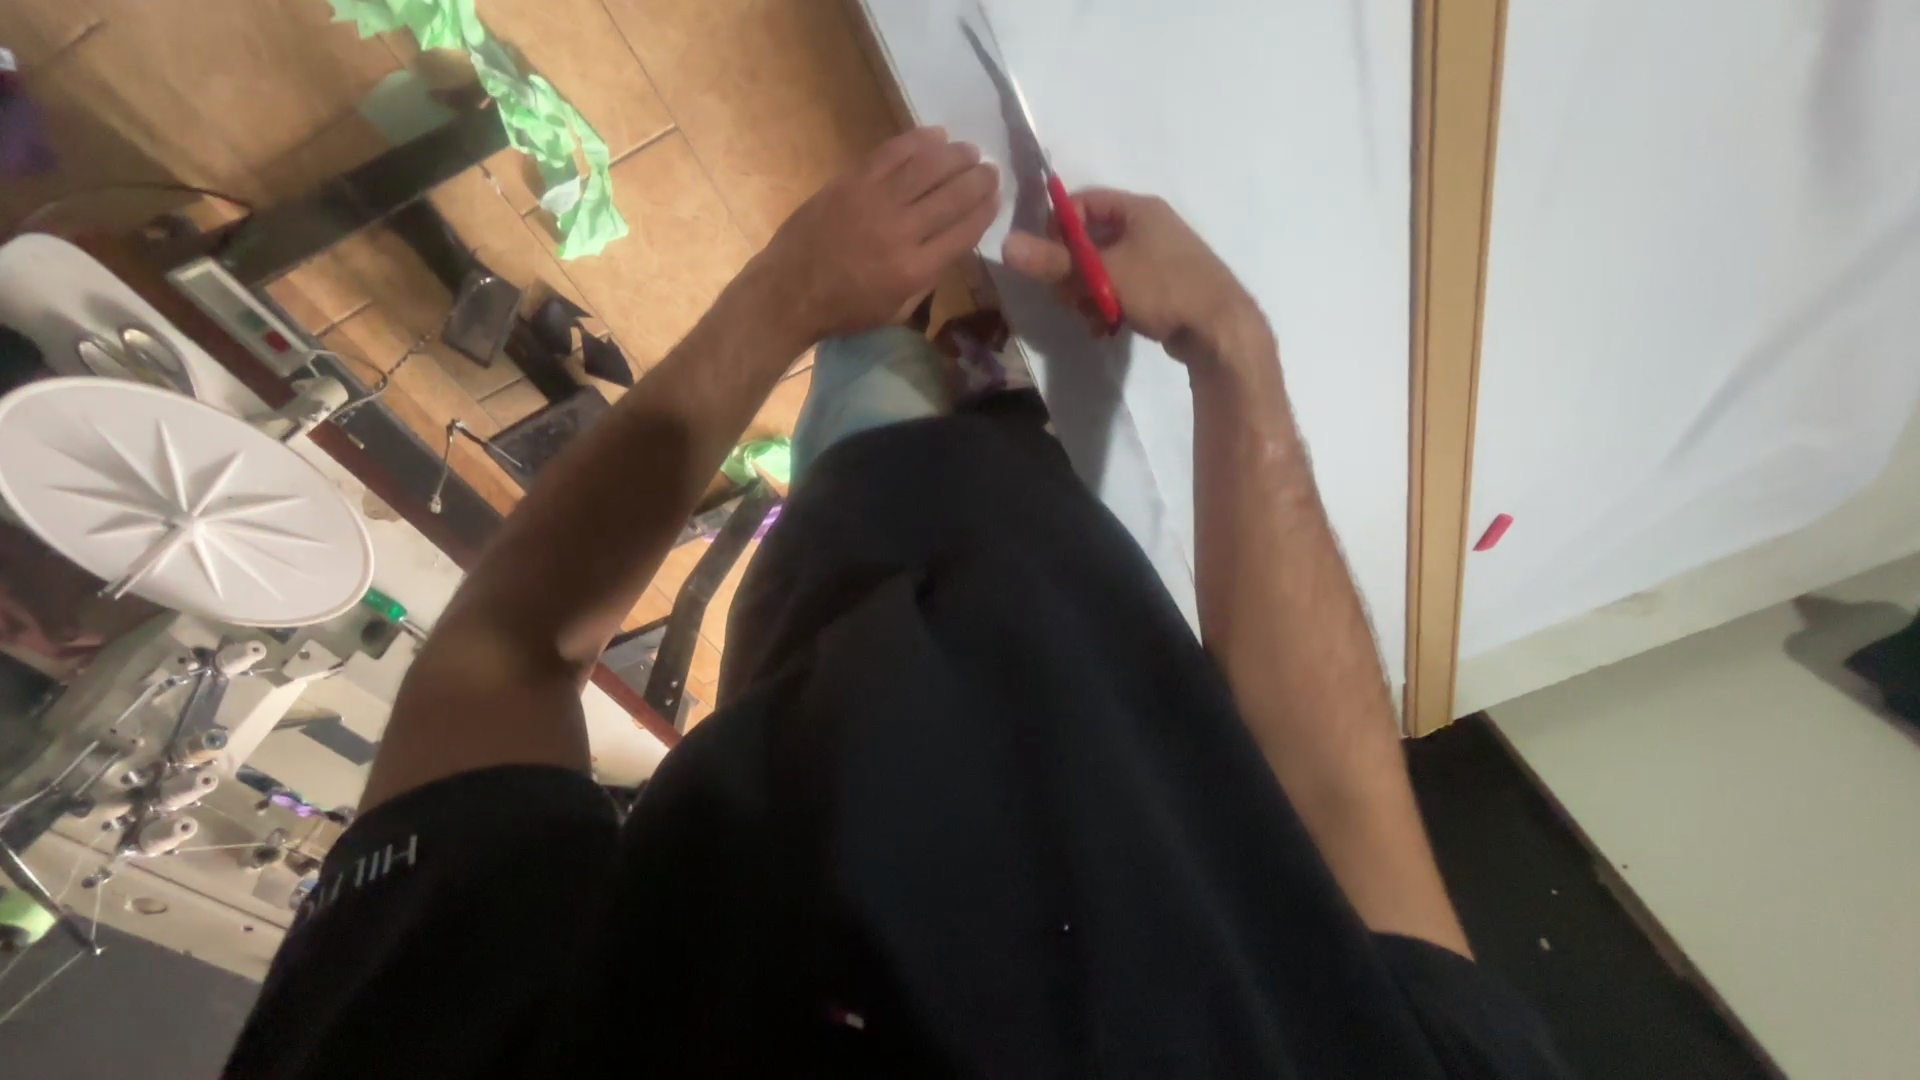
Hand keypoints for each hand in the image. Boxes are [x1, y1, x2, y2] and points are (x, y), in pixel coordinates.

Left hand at [751, 126, 998, 343]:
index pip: (963, 231)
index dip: (985, 211)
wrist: (790, 292)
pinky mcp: (851, 182)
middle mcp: (901, 231)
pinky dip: (917, 141)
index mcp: (914, 270)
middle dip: (978, 180)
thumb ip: (927, 279)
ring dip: (954, 155)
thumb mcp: (896, 310)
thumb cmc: (845, 311)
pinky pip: (891, 153)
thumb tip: (950, 246)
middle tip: (991, 170)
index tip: (997, 198)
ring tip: (970, 151)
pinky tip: (936, 136)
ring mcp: (875, 201)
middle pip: (951, 196)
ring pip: (926, 167)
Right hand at [1001, 189, 1266, 366]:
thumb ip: (1055, 262)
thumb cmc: (1162, 288)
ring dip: (1089, 294)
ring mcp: (1160, 258)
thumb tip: (1006, 245)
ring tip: (1089, 317)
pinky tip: (1105, 328)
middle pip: (1093, 240)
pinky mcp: (1165, 287)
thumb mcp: (1104, 275)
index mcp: (1139, 209)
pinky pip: (1124, 289)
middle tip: (1067, 296)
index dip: (1059, 227)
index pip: (1085, 203)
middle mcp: (1151, 226)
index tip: (1046, 258)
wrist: (1219, 329)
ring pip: (1107, 269)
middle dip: (1073, 271)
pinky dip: (1110, 305)